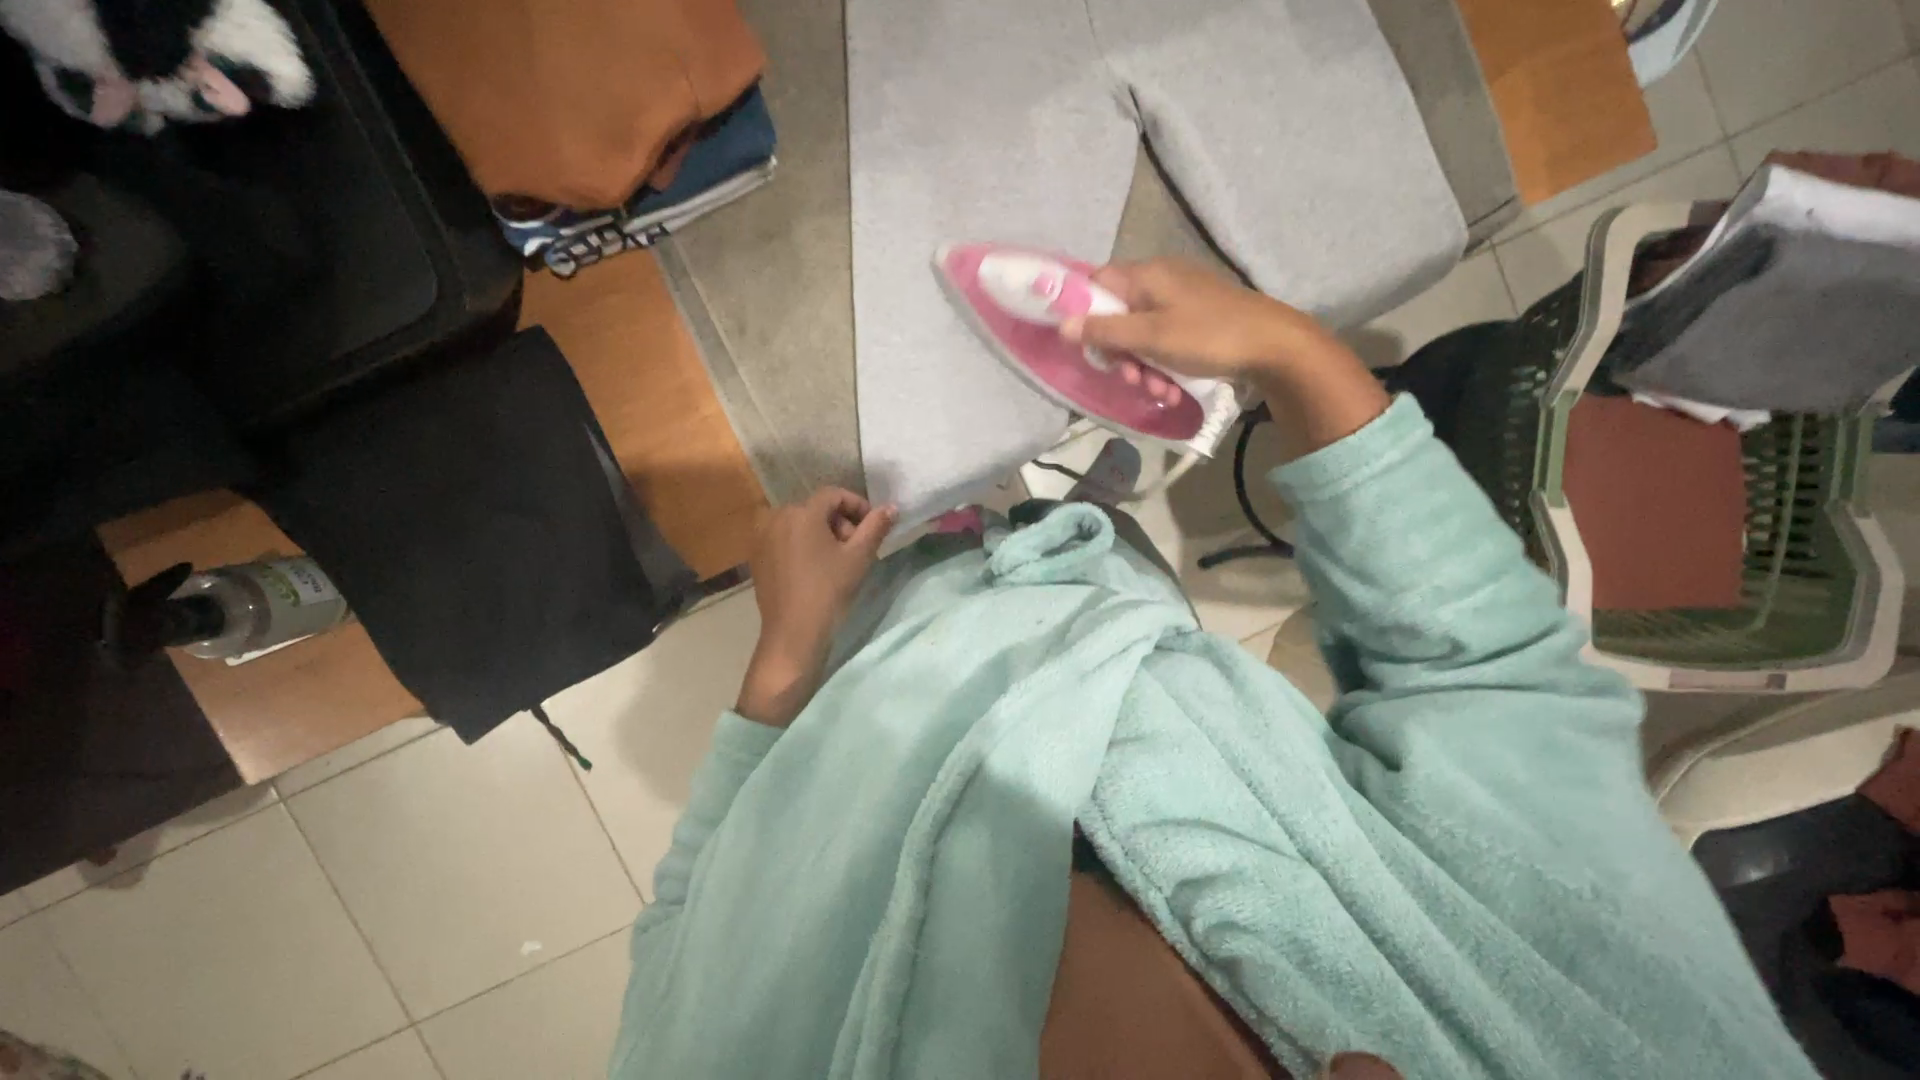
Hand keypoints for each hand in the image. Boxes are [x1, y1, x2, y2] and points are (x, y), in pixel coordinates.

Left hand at [736, 488, 896, 727]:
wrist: (794, 631)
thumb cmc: (829, 590)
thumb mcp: (859, 557)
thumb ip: (876, 526)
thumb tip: (891, 507)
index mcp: (802, 512)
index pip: (834, 495)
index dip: (857, 506)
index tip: (872, 527)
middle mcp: (777, 517)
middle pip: (816, 509)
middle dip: (840, 523)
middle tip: (856, 549)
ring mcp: (762, 537)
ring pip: (799, 524)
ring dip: (821, 534)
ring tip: (836, 561)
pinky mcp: (757, 556)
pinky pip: (784, 539)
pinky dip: (801, 545)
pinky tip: (814, 570)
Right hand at [1059, 257, 1334, 381]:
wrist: (1274, 346)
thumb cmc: (1208, 336)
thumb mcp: (1150, 337)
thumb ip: (1105, 331)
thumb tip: (1061, 324)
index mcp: (1147, 275)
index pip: (1097, 283)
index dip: (1084, 311)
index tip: (1086, 343)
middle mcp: (1161, 281)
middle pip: (1118, 314)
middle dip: (1119, 352)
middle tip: (1128, 378)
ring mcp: (1181, 301)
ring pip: (1141, 334)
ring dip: (1141, 366)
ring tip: (1156, 390)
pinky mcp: (1197, 322)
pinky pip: (1165, 342)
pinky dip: (1162, 365)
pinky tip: (1172, 389)